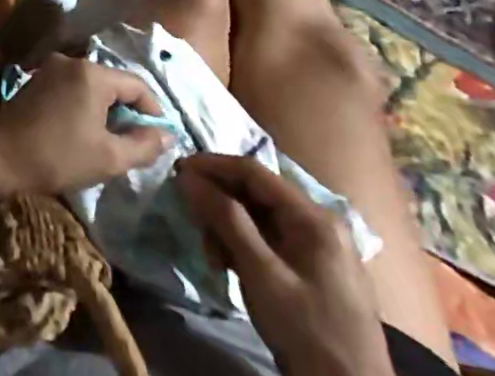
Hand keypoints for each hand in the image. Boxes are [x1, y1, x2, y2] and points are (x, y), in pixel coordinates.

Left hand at [0, 55, 171, 195]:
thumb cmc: (58, 156)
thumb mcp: (110, 157)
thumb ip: (145, 144)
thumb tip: (166, 134)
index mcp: (91, 74)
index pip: (138, 85)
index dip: (154, 112)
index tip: (157, 139)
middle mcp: (70, 61)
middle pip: (114, 82)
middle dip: (128, 111)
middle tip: (135, 143)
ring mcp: (49, 69)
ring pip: (92, 85)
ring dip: (106, 109)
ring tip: (110, 140)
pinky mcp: (35, 80)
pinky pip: (72, 88)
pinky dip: (84, 105)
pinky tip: (84, 131)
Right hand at [177, 154, 394, 375]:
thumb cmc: (307, 328)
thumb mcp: (261, 272)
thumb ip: (225, 218)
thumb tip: (189, 176)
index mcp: (314, 218)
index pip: (253, 170)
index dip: (211, 165)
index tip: (176, 172)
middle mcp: (318, 222)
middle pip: (254, 192)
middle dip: (218, 203)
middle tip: (192, 222)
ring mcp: (317, 245)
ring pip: (256, 215)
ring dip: (226, 227)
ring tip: (213, 256)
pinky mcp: (311, 265)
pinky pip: (266, 237)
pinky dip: (242, 244)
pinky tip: (229, 266)